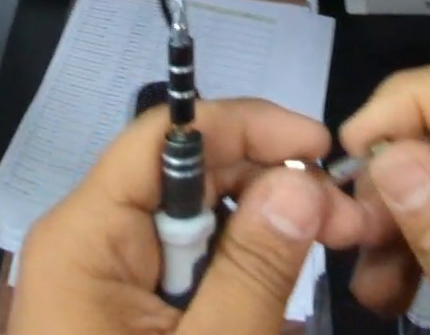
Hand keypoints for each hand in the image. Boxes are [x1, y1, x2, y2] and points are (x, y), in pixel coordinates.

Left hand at [13, 98, 369, 334]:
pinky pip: (190, 260)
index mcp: (86, 232)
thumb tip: (302, 180)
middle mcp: (92, 235)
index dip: (242, 124)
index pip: (164, 137)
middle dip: (267, 176)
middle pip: (186, 171)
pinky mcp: (126, 306)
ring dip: (264, 218)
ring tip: (333, 236)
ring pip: (196, 214)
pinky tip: (283, 271)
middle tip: (343, 209)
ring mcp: (108, 272)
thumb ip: (255, 267)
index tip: (317, 144)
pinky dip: (241, 259)